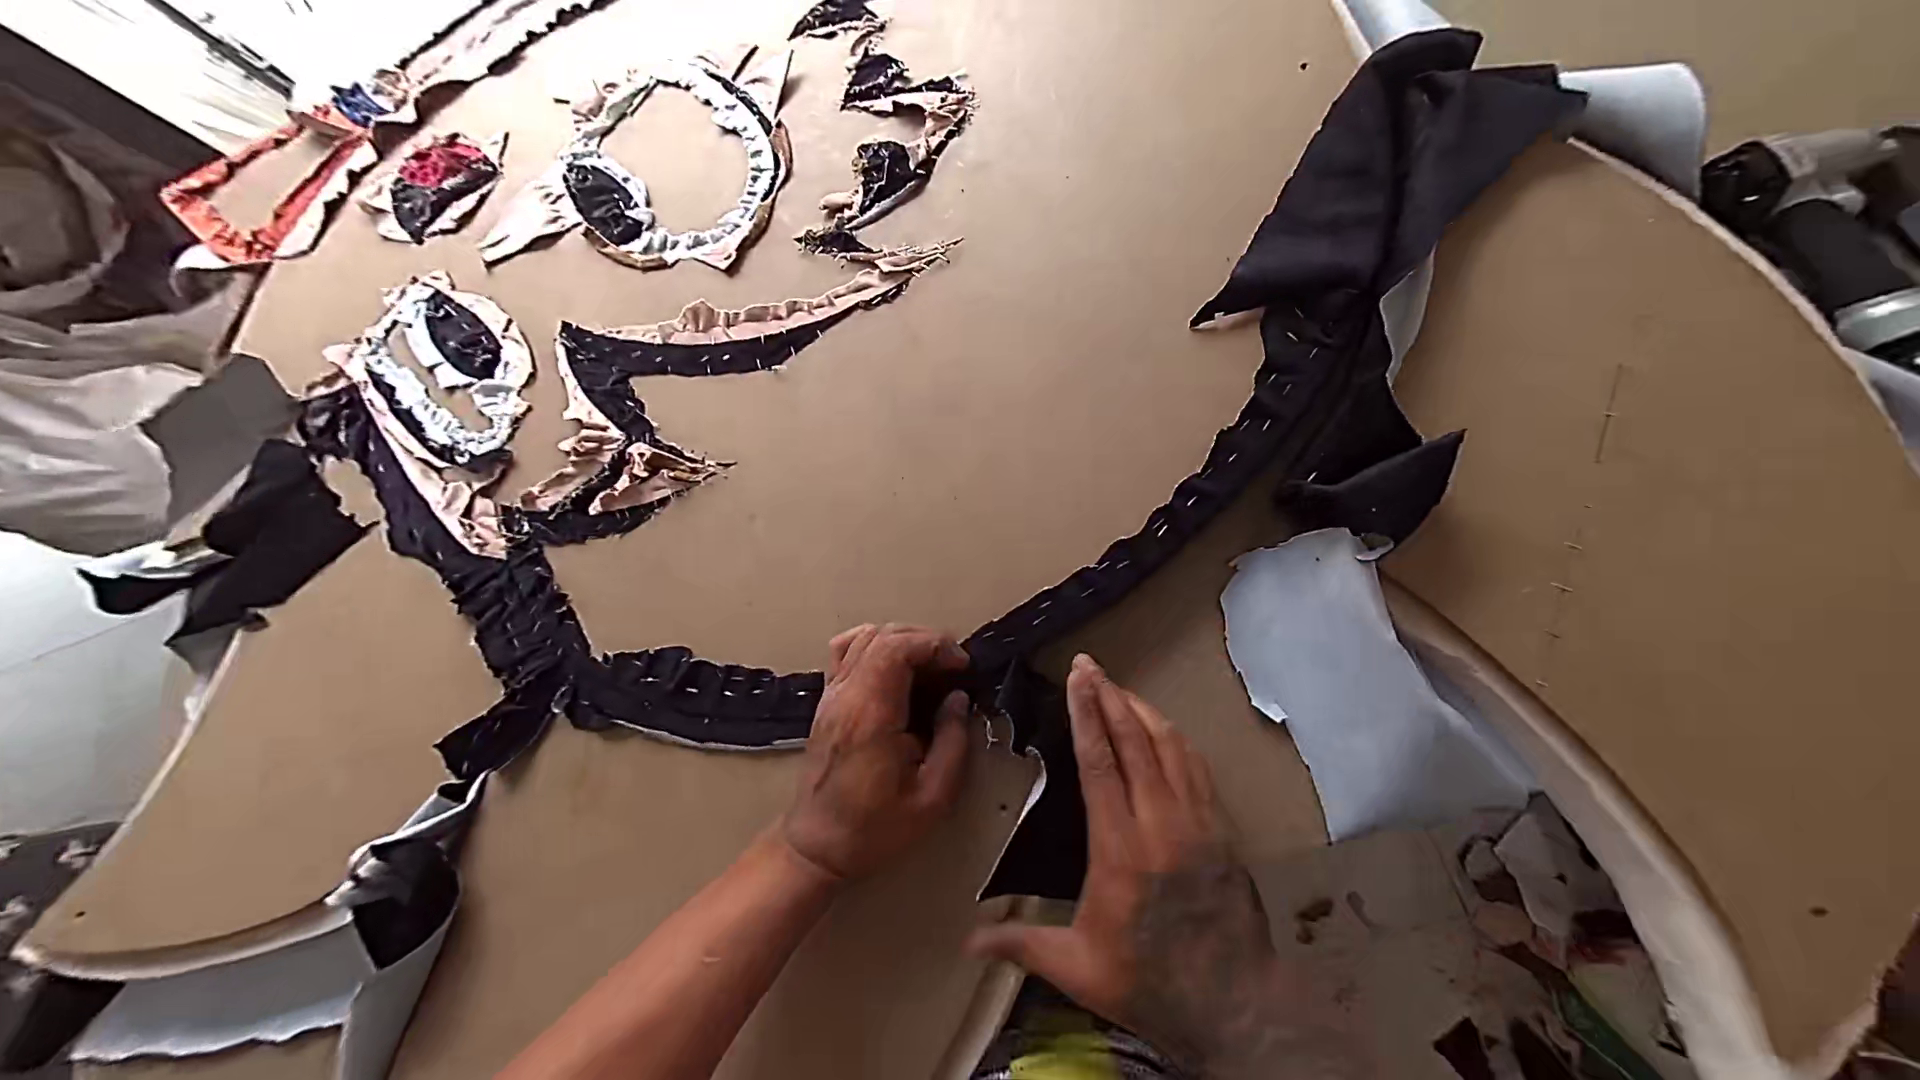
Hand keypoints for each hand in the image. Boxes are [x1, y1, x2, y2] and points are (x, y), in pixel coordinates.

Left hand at [778, 624, 973, 882]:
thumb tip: (958, 700)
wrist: (817, 846)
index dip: (935, 645)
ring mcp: (831, 695)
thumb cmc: (874, 829)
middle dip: (926, 640)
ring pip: (864, 637)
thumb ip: (953, 742)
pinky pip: (846, 651)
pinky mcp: (827, 701)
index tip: (961, 667)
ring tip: (931, 665)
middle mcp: (845, 696)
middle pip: (883, 635)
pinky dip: (876, 644)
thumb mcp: (932, 797)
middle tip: (954, 666)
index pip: (897, 648)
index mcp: (870, 715)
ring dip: (904, 640)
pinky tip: (896, 664)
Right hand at [969, 655, 1363, 1078]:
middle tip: (1090, 665)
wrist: (1238, 1008)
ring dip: (1142, 710)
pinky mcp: (1220, 828)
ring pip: (1170, 746)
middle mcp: (1160, 822)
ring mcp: (1197, 821)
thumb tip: (966, 944)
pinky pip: (1196, 766)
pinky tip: (1161, 727)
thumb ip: (1022, 946)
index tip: (1077, 679)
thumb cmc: (1149, 983)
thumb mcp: (1079, 969)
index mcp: (1120, 848)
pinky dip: (1175, 737)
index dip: (1086, 715)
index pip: (1100, 763)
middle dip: (1109, 696)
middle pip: (1135, 741)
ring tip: (1118, 687)